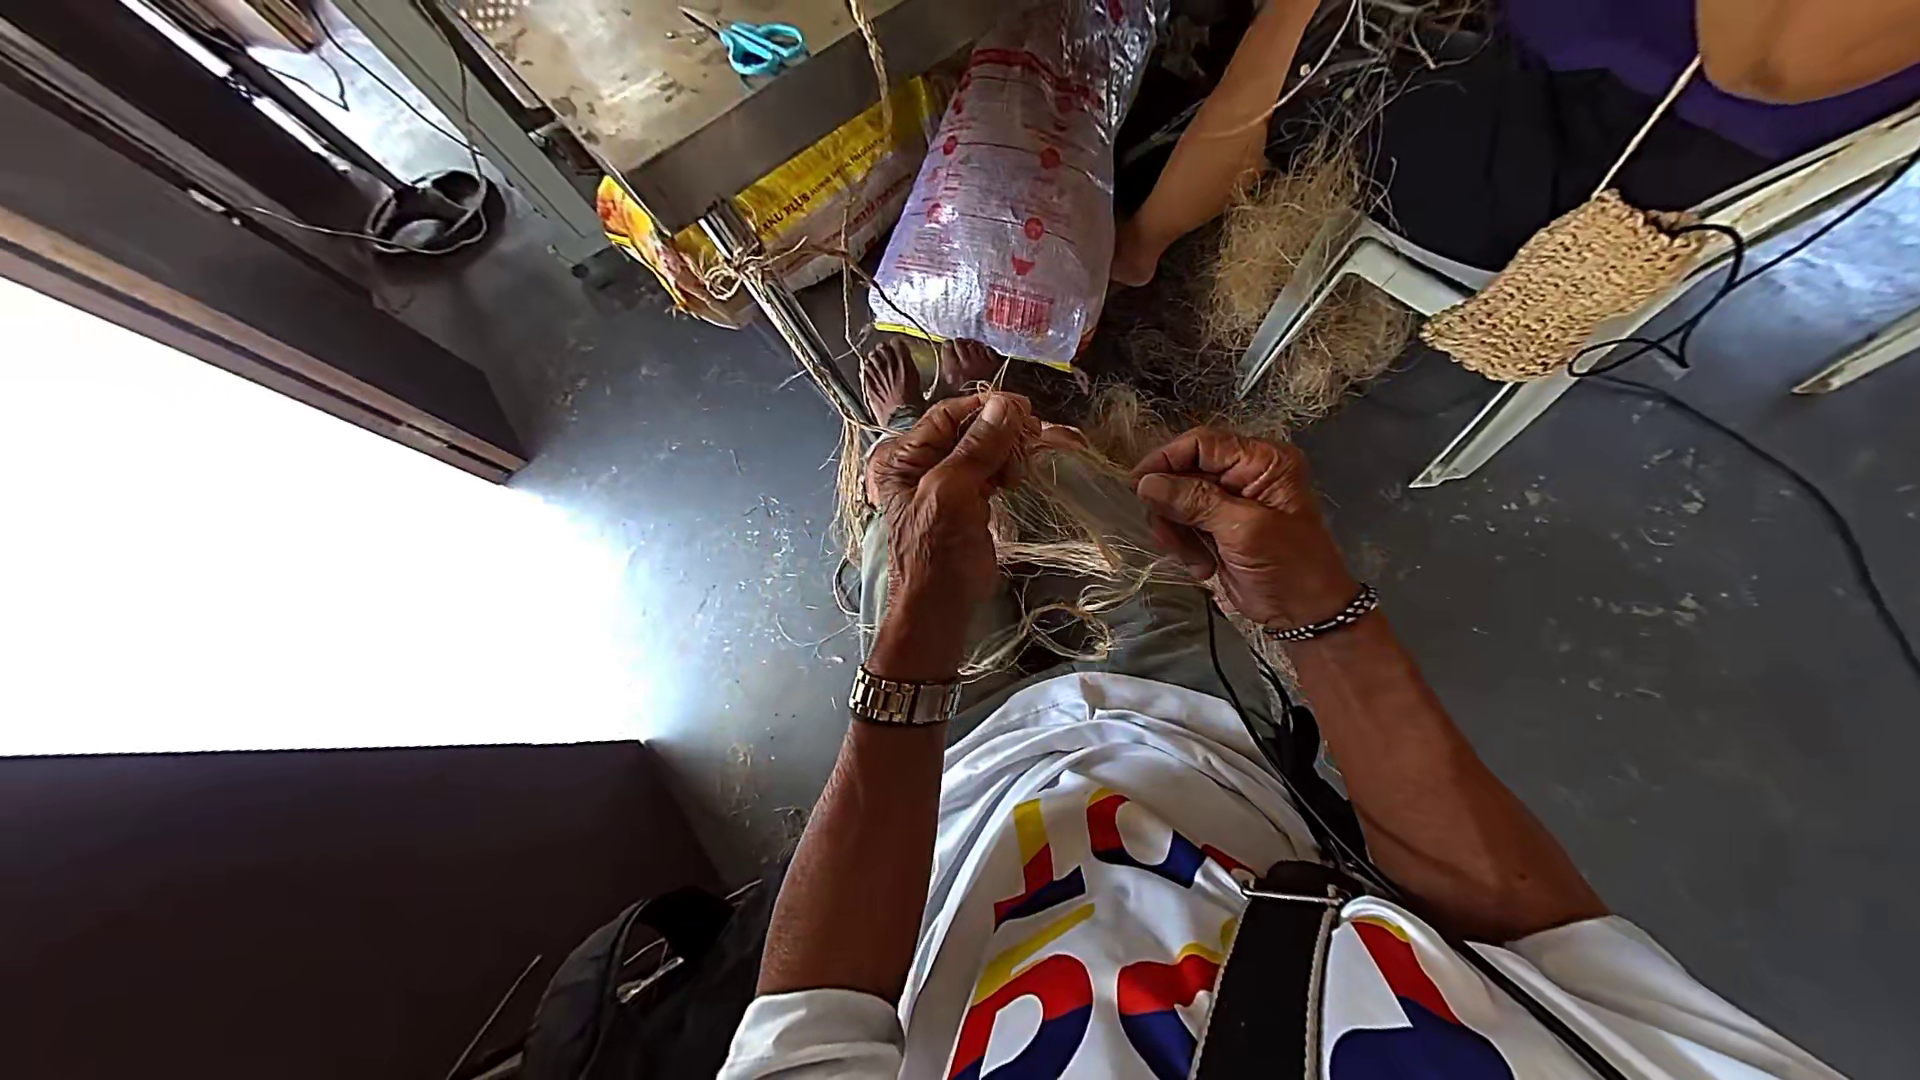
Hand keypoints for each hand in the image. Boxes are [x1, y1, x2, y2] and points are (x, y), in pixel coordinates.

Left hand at [865, 392, 1036, 679]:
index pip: (946, 416)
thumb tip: (1003, 405)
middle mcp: (922, 466)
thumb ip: (976, 448)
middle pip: (967, 431)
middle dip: (1000, 429)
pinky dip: (1007, 468)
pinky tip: (1019, 474)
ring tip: (1027, 459)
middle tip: (1033, 432)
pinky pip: (990, 473)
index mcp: (905, 458)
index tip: (1021, 407)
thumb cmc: (936, 549)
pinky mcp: (969, 502)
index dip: (983, 408)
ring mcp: (947, 485)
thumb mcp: (950, 491)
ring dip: (1007, 449)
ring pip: (983, 452)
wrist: (940, 605)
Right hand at [1131, 427, 1356, 628]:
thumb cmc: (1289, 568)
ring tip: (1194, 558)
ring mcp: (1228, 500)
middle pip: (1183, 472)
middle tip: (1171, 538)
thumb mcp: (1244, 530)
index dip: (1166, 460)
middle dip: (1171, 506)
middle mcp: (1244, 473)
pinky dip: (1182, 544)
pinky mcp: (1216, 524)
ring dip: (1176, 531)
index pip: (1202, 443)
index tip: (1138, 486)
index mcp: (1263, 461)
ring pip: (1175, 499)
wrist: (1305, 614)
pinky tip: (1202, 565)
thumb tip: (1146, 484)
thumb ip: (1196, 502)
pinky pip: (1181, 523)